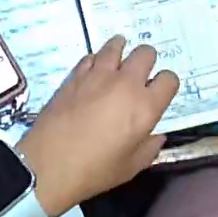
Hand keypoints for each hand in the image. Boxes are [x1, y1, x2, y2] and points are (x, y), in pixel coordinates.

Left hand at [15, 36, 179, 213]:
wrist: (48, 165)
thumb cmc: (95, 171)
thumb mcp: (132, 167)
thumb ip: (149, 148)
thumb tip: (156, 136)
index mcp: (146, 106)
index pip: (169, 79)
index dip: (167, 85)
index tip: (159, 93)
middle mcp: (126, 84)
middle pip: (145, 53)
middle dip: (148, 61)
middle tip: (141, 73)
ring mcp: (98, 75)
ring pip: (116, 45)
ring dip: (121, 49)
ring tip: (119, 57)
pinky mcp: (75, 75)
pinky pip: (91, 56)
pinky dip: (96, 60)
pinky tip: (94, 70)